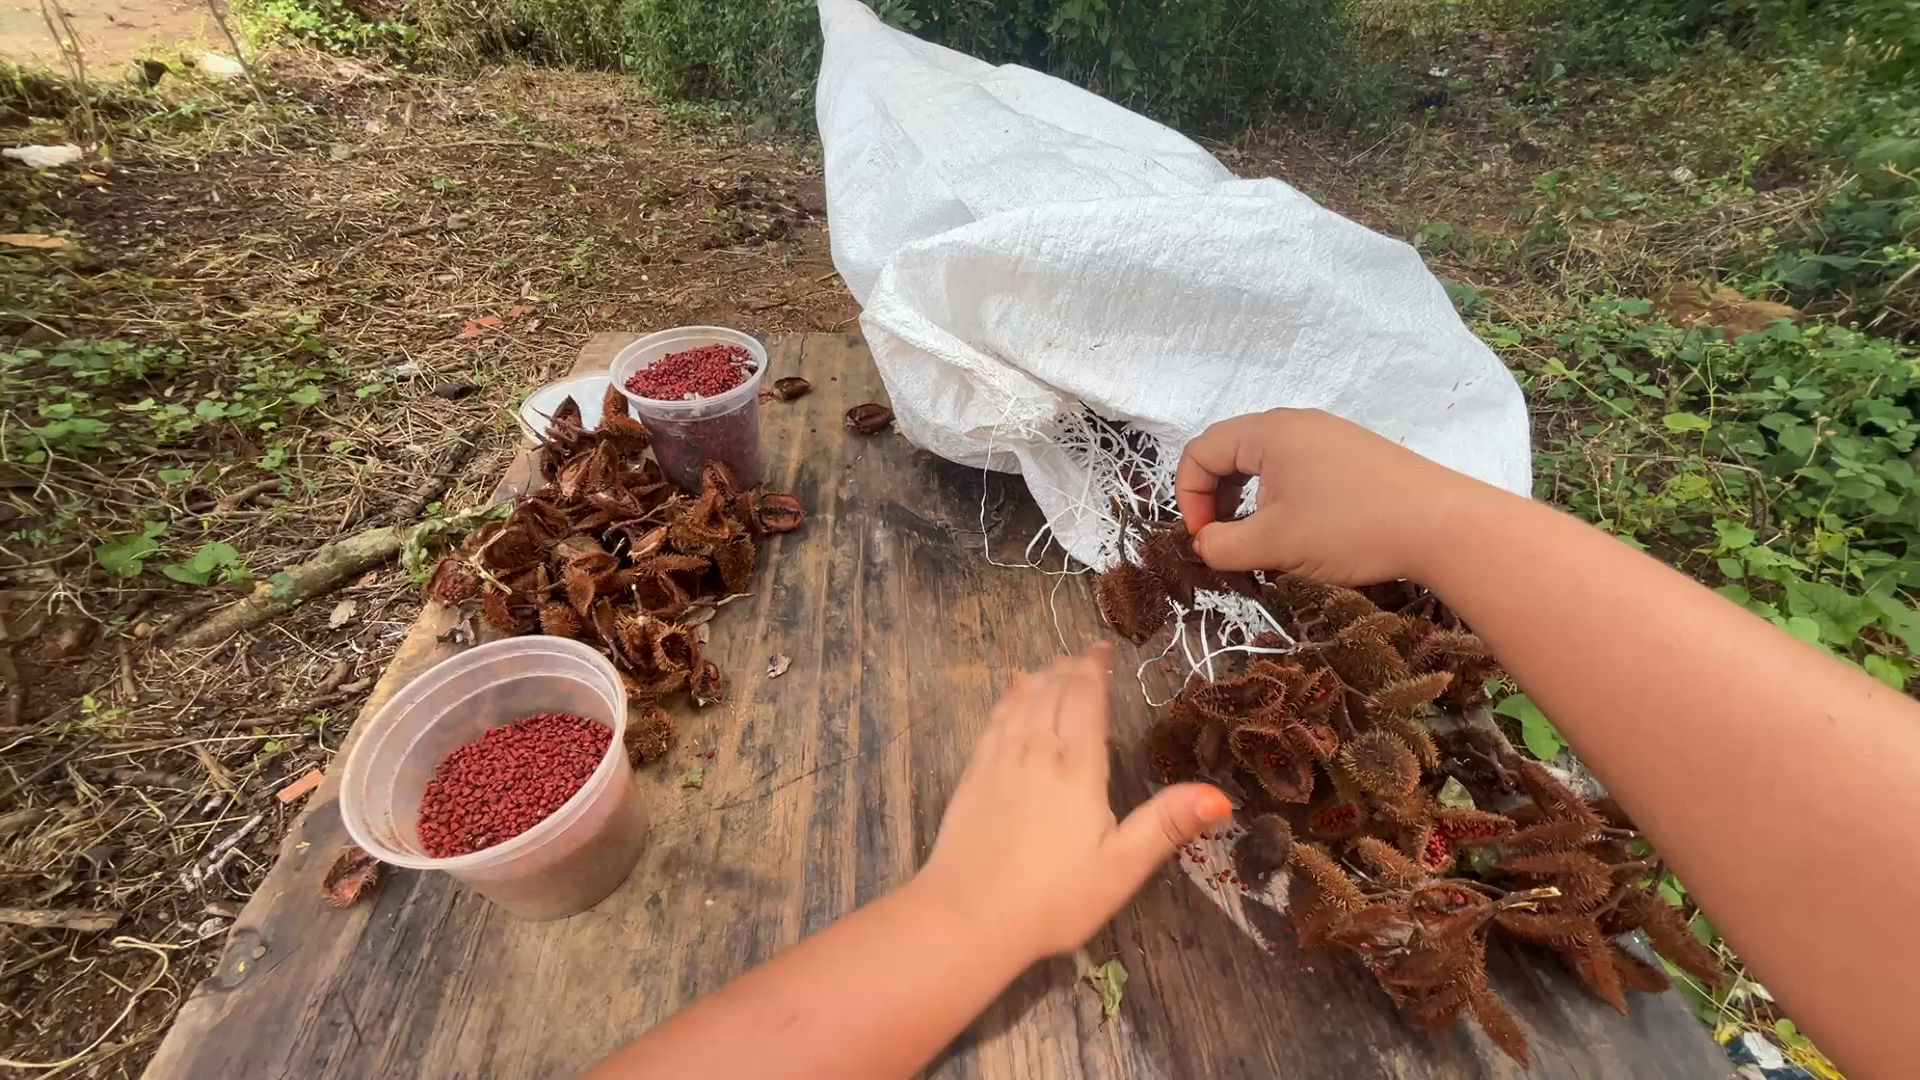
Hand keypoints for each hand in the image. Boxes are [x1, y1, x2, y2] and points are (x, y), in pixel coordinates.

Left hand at [915, 644, 1230, 961]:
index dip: (1095, 668)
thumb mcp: (1122, 867)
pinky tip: (1015, 688)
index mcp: (1076, 766)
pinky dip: (1010, 695)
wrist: (970, 914)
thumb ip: (1166, 825)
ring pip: (1024, 698)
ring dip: (1044, 675)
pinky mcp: (975, 771)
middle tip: (1087, 654)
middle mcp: (1037, 749)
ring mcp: (1000, 757)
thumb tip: (1218, 795)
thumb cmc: (1054, 896)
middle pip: (1054, 690)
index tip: (1104, 650)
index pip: (1086, 698)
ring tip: (1058, 664)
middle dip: (1072, 667)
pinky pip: (995, 717)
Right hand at [1173, 408, 1481, 584]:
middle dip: (1212, 496)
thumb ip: (1221, 546)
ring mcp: (1324, 434)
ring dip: (1241, 497)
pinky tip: (1291, 524)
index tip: (1204, 539)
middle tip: (1221, 537)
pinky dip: (1272, 494)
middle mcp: (1292, 423)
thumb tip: (1202, 544)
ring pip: (1258, 459)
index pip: (1200, 452)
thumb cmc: (1350, 529)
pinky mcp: (1347, 453)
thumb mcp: (1273, 545)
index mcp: (1268, 433)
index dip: (1189, 497)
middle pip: (1226, 451)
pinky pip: (1289, 465)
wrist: (1446, 527)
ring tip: (1253, 534)